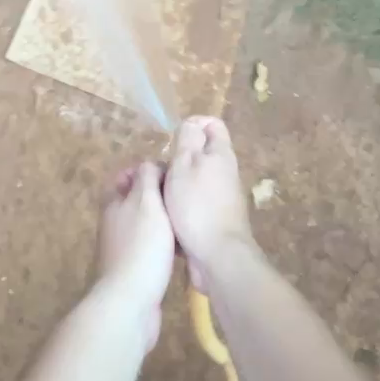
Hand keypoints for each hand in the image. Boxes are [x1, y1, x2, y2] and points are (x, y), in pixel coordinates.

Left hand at [94, 161, 175, 345]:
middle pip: (138, 198)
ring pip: (148, 224)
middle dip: (160, 196)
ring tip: (187, 223)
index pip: (126, 174)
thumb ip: (147, 177)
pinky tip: (183, 251)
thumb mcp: (146, 202)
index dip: (147, 169)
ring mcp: (124, 246)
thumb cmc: (141, 246)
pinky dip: (166, 245)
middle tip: (183, 199)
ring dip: (166, 222)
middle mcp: (115, 221)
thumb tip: (151, 165)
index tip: (171, 174)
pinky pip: (152, 247)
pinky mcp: (135, 268)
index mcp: (113, 201)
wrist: (130, 303)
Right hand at [161, 116, 254, 293]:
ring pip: (192, 180)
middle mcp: (224, 173)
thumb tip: (191, 125)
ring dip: (173, 184)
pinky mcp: (213, 220)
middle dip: (176, 159)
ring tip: (155, 193)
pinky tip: (164, 215)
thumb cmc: (197, 204)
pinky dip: (178, 205)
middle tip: (157, 170)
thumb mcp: (185, 163)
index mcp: (220, 154)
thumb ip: (187, 139)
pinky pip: (192, 203)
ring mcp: (220, 198)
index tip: (172, 138)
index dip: (193, 123)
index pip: (213, 124)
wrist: (218, 257)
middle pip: (199, 154)